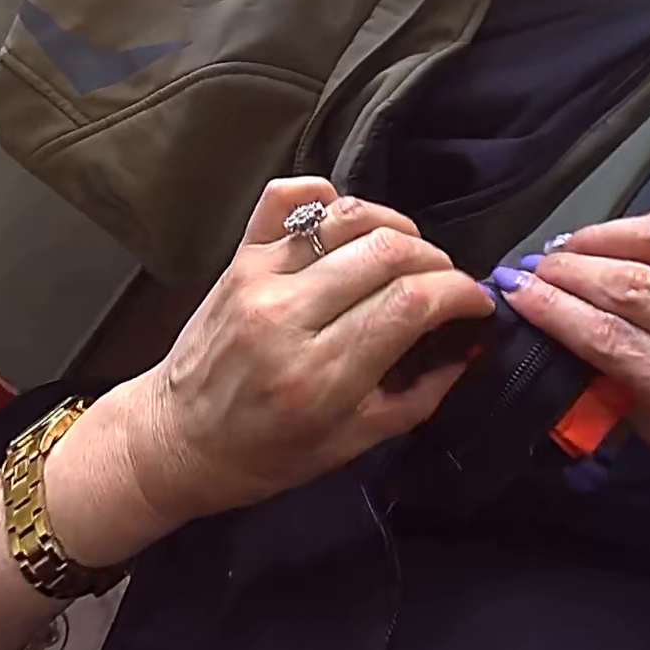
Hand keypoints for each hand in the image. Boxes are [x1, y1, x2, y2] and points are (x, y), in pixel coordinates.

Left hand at [47, 178, 493, 561]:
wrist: (173, 441)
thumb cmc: (266, 455)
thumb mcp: (353, 445)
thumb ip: (421, 394)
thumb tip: (471, 344)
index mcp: (318, 376)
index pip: (409, 303)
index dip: (459, 292)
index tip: (477, 302)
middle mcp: (286, 316)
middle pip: (387, 252)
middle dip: (437, 261)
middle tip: (446, 283)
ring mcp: (257, 277)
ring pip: (348, 218)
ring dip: (398, 226)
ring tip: (409, 253)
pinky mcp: (238, 256)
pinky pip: (284, 197)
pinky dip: (325, 194)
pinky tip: (347, 218)